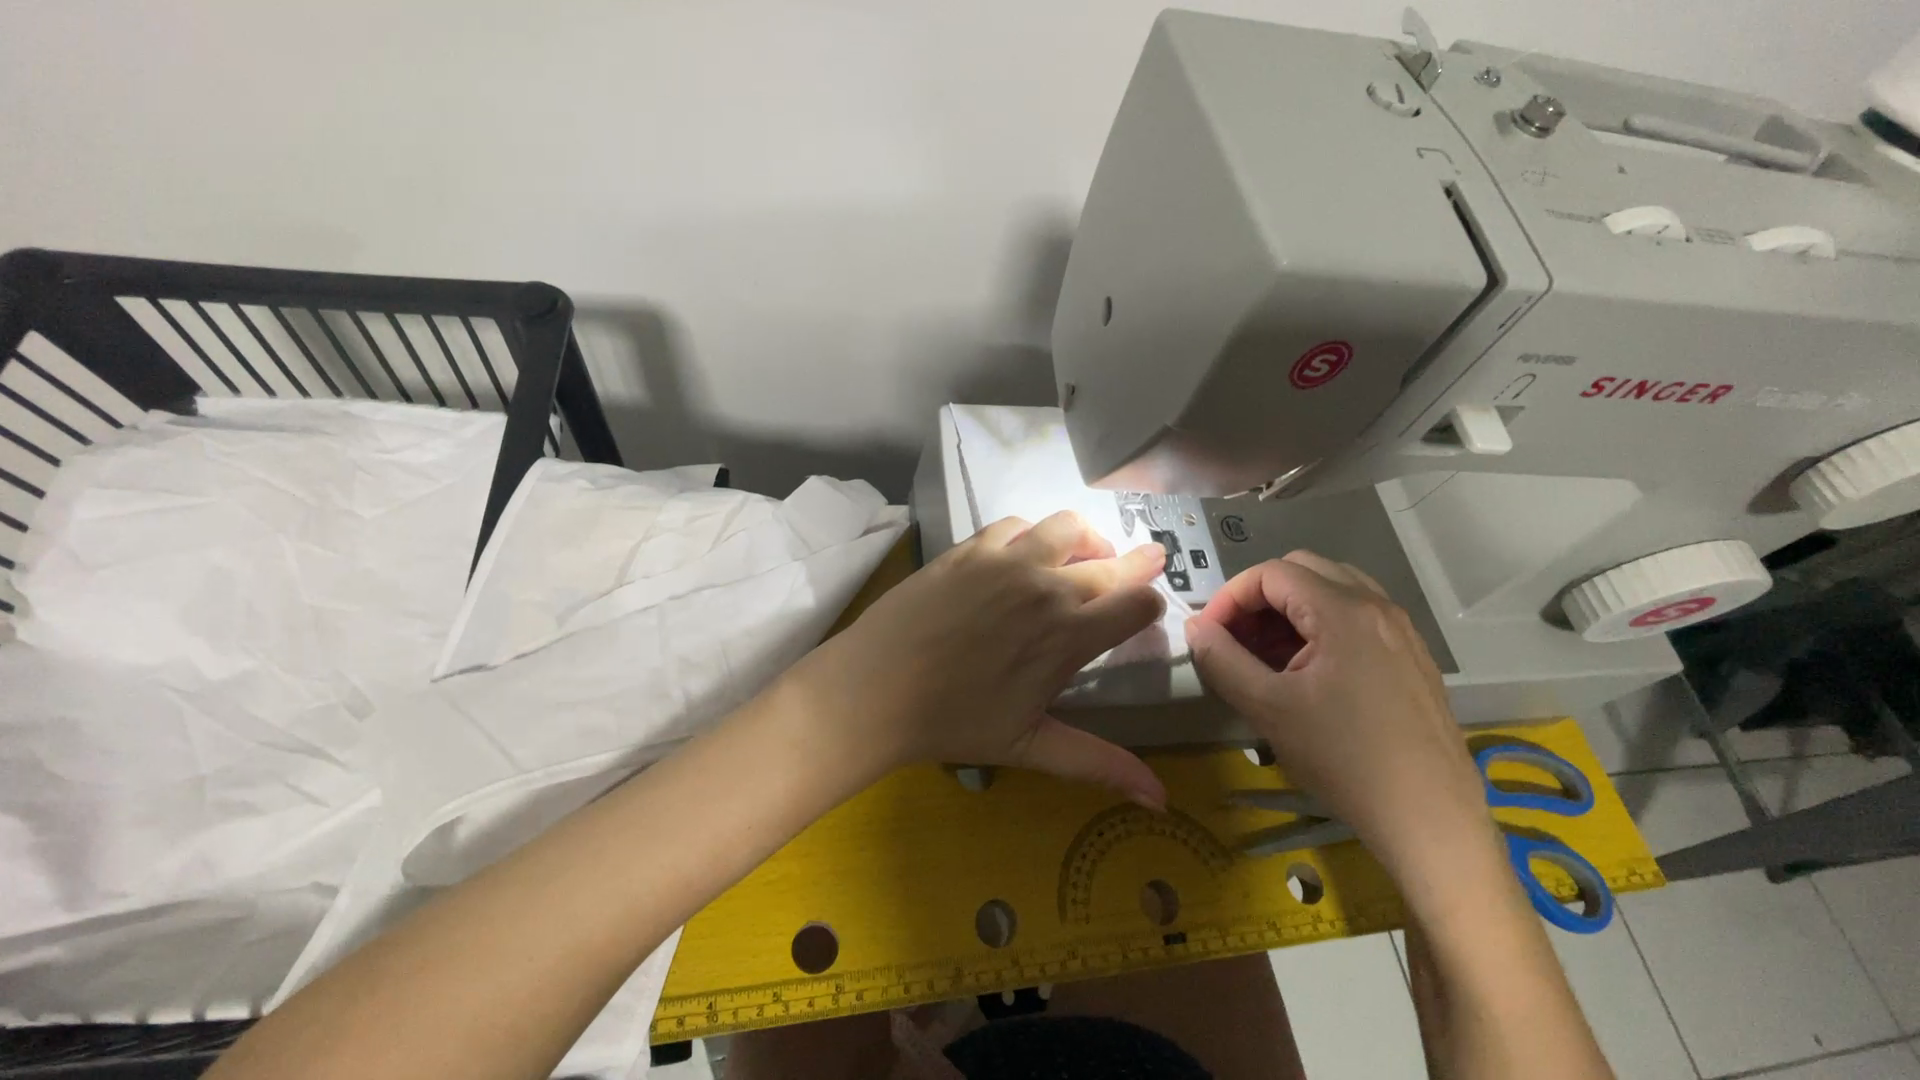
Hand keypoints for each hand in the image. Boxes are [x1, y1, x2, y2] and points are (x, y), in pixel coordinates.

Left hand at [785, 511, 1169, 807]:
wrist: (876, 688)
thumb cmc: (953, 723)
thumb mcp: (1029, 746)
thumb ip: (1098, 763)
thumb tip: (1160, 801)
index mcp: (1068, 636)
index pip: (1137, 604)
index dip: (1151, 605)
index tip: (1147, 610)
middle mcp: (1047, 587)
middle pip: (1112, 561)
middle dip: (1138, 562)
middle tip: (1149, 560)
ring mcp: (1006, 560)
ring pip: (1068, 526)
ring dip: (1088, 539)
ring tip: (1084, 555)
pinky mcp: (970, 548)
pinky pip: (1017, 524)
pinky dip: (1033, 534)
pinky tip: (1025, 553)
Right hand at [1183, 552, 1493, 873]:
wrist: (1427, 815)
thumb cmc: (1343, 759)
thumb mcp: (1268, 709)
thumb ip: (1223, 660)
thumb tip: (1196, 628)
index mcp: (1343, 611)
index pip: (1271, 573)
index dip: (1230, 597)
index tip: (1208, 636)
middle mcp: (1377, 606)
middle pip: (1303, 571)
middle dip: (1259, 599)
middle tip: (1235, 642)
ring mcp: (1400, 630)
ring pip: (1332, 591)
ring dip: (1290, 611)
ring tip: (1267, 658)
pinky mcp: (1412, 656)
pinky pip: (1357, 618)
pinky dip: (1321, 627)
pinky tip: (1308, 675)